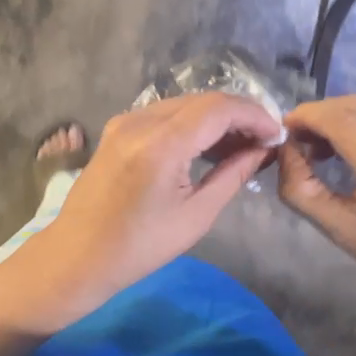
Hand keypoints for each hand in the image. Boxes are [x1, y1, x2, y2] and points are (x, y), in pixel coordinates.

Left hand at [11, 93, 279, 328]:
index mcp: (162, 143)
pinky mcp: (117, 128)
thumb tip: (262, 149)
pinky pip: (164, 114)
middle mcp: (141, 120)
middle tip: (264, 142)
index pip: (219, 108)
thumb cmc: (139, 247)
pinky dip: (191, 123)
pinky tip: (208, 147)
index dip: (254, 116)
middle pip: (203, 100)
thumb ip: (233, 174)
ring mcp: (125, 121)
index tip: (278, 136)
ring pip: (184, 104)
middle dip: (239, 115)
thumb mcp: (196, 215)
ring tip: (242, 147)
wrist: (78, 255)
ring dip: (215, 118)